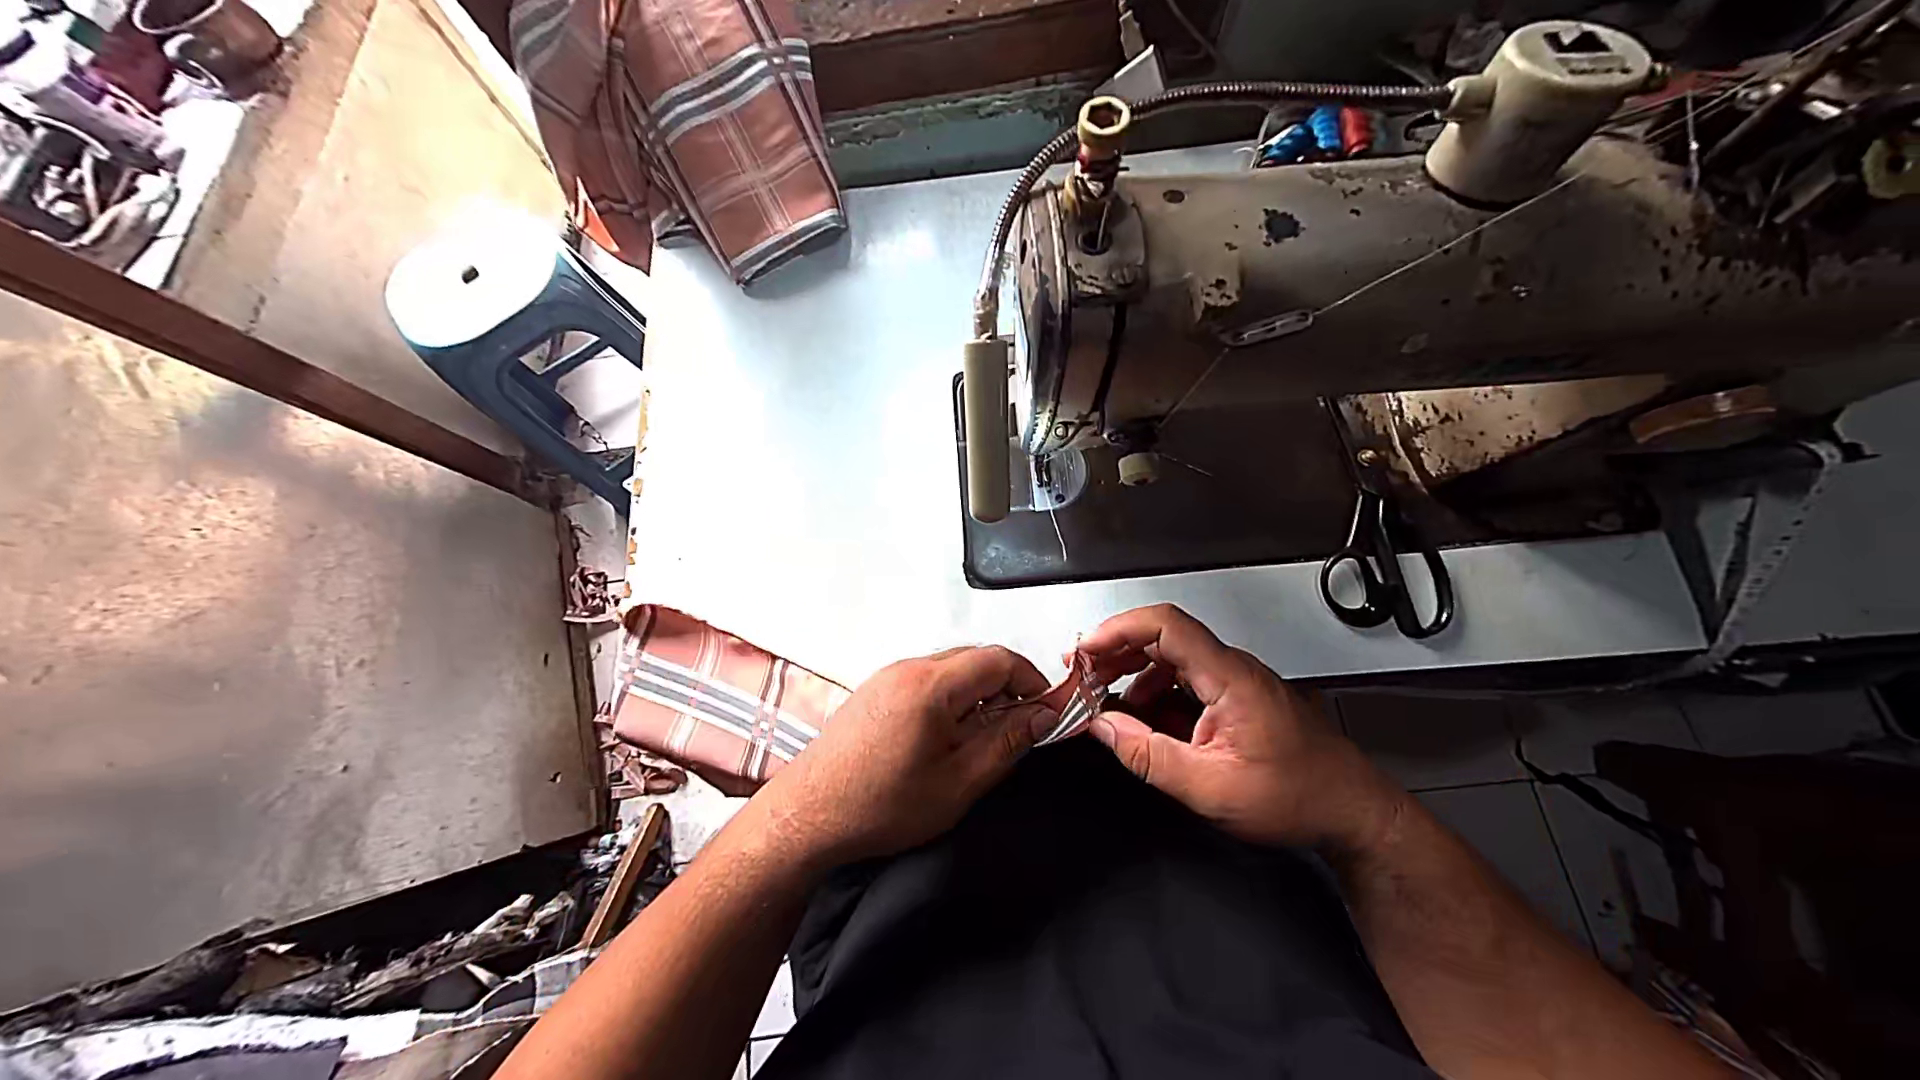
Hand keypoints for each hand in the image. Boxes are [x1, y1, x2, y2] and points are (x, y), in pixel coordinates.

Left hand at [756, 646, 1058, 866]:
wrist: (809, 815)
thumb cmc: (877, 804)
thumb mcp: (960, 782)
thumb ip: (1007, 742)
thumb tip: (1041, 717)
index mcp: (931, 685)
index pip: (1000, 659)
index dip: (1032, 681)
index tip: (1045, 711)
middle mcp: (908, 669)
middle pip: (976, 659)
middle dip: (1007, 688)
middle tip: (1020, 728)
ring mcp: (888, 677)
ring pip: (952, 670)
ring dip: (978, 695)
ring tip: (983, 739)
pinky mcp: (877, 691)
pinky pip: (927, 681)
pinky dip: (950, 699)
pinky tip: (948, 738)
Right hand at [1078, 604, 1403, 851]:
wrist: (1350, 811)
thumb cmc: (1301, 797)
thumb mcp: (1211, 788)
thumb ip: (1148, 756)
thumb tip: (1104, 728)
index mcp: (1230, 678)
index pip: (1165, 625)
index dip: (1118, 630)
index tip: (1086, 649)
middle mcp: (1231, 669)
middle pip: (1159, 637)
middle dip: (1114, 651)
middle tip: (1082, 675)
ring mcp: (1232, 680)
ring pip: (1167, 657)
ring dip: (1130, 673)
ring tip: (1102, 698)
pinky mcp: (1231, 696)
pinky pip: (1181, 679)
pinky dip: (1151, 691)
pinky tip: (1137, 717)